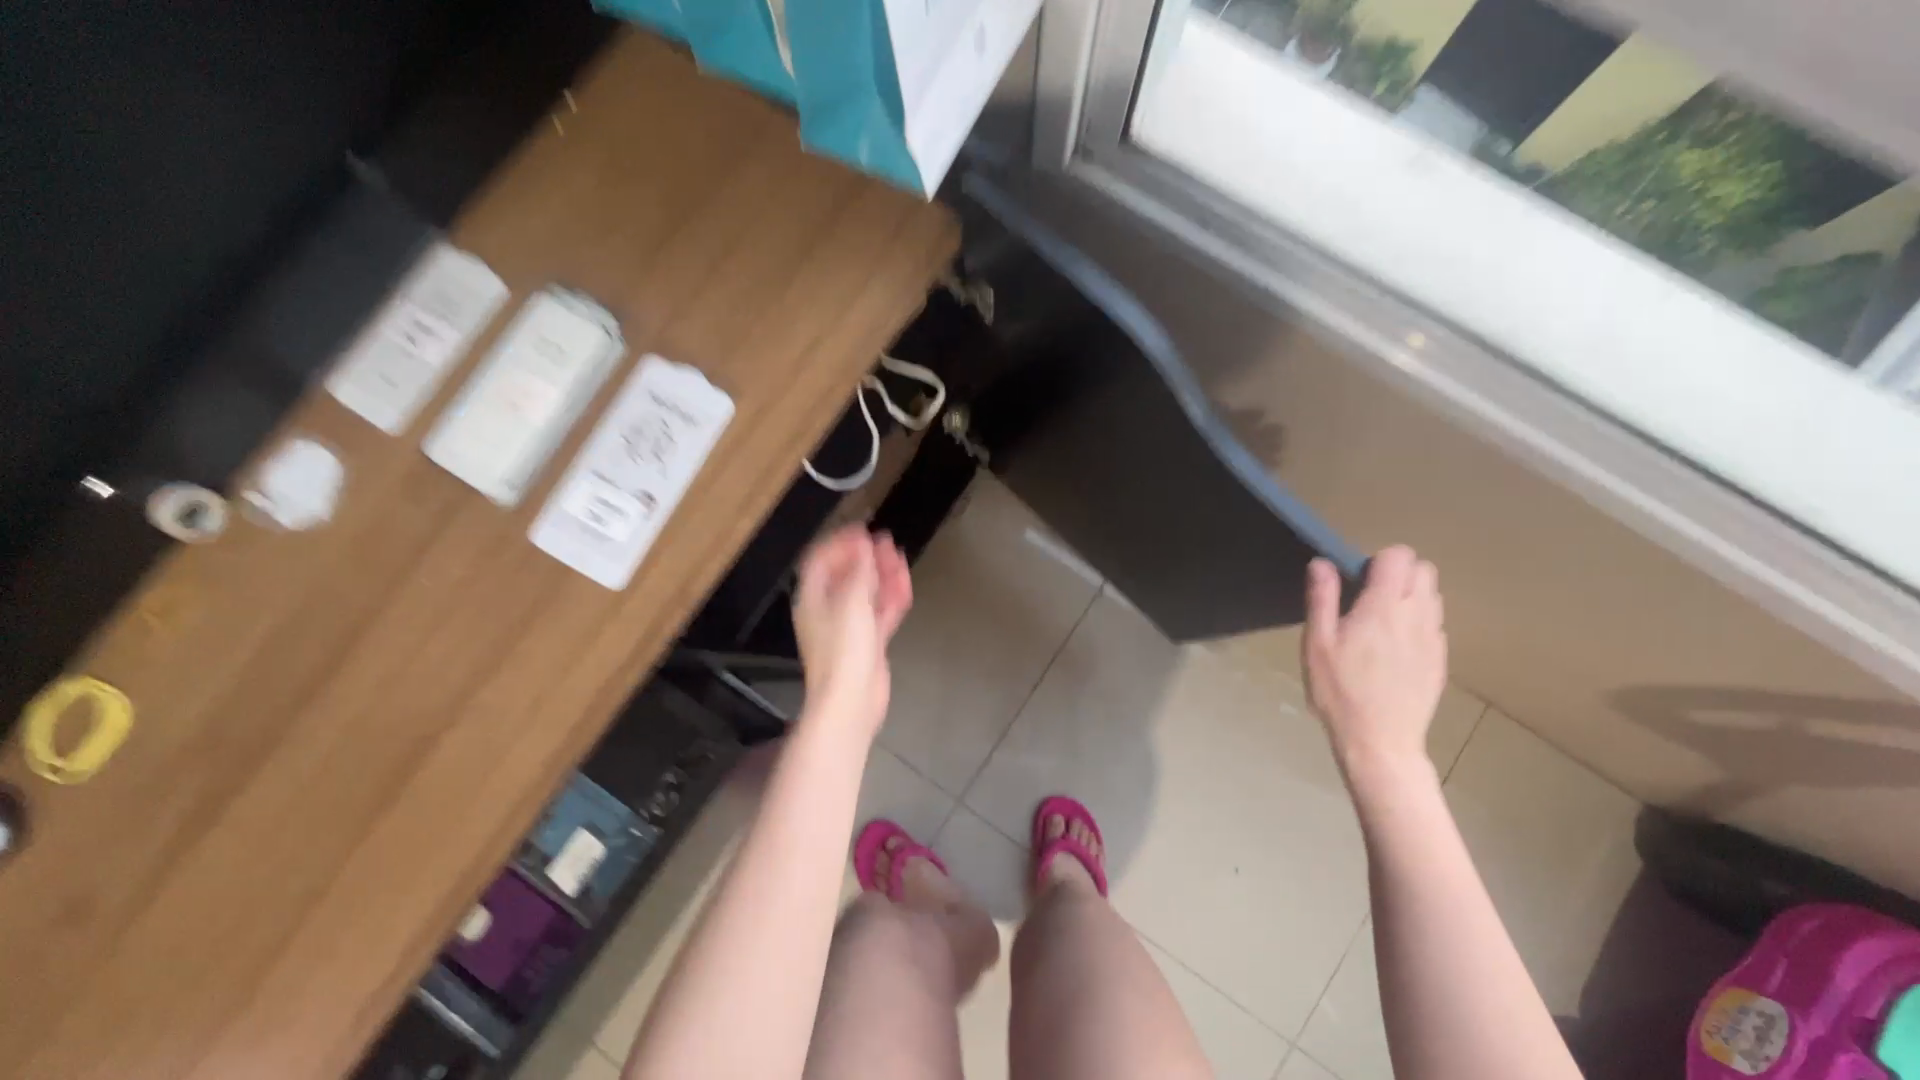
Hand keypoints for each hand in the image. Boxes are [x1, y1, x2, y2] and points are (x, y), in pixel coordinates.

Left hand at [792, 525, 912, 742]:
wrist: (852, 701)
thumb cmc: (844, 650)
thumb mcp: (852, 601)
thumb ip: (860, 570)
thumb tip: (864, 544)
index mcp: (813, 598)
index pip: (820, 560)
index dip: (840, 542)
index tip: (863, 530)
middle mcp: (827, 610)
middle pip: (845, 575)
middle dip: (865, 557)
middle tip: (886, 542)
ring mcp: (848, 628)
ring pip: (865, 593)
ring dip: (881, 575)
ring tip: (899, 557)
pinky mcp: (867, 643)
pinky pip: (879, 613)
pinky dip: (891, 598)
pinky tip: (905, 584)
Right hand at [1301, 547, 1447, 775]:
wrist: (1380, 741)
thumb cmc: (1340, 692)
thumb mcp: (1318, 644)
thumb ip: (1322, 598)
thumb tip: (1322, 562)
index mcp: (1384, 607)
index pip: (1399, 556)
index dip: (1378, 559)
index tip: (1357, 580)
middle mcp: (1416, 615)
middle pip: (1424, 569)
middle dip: (1399, 573)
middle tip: (1369, 597)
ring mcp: (1434, 638)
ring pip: (1433, 595)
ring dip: (1411, 596)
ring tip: (1381, 623)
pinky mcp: (1440, 659)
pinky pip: (1434, 624)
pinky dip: (1417, 623)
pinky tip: (1394, 650)